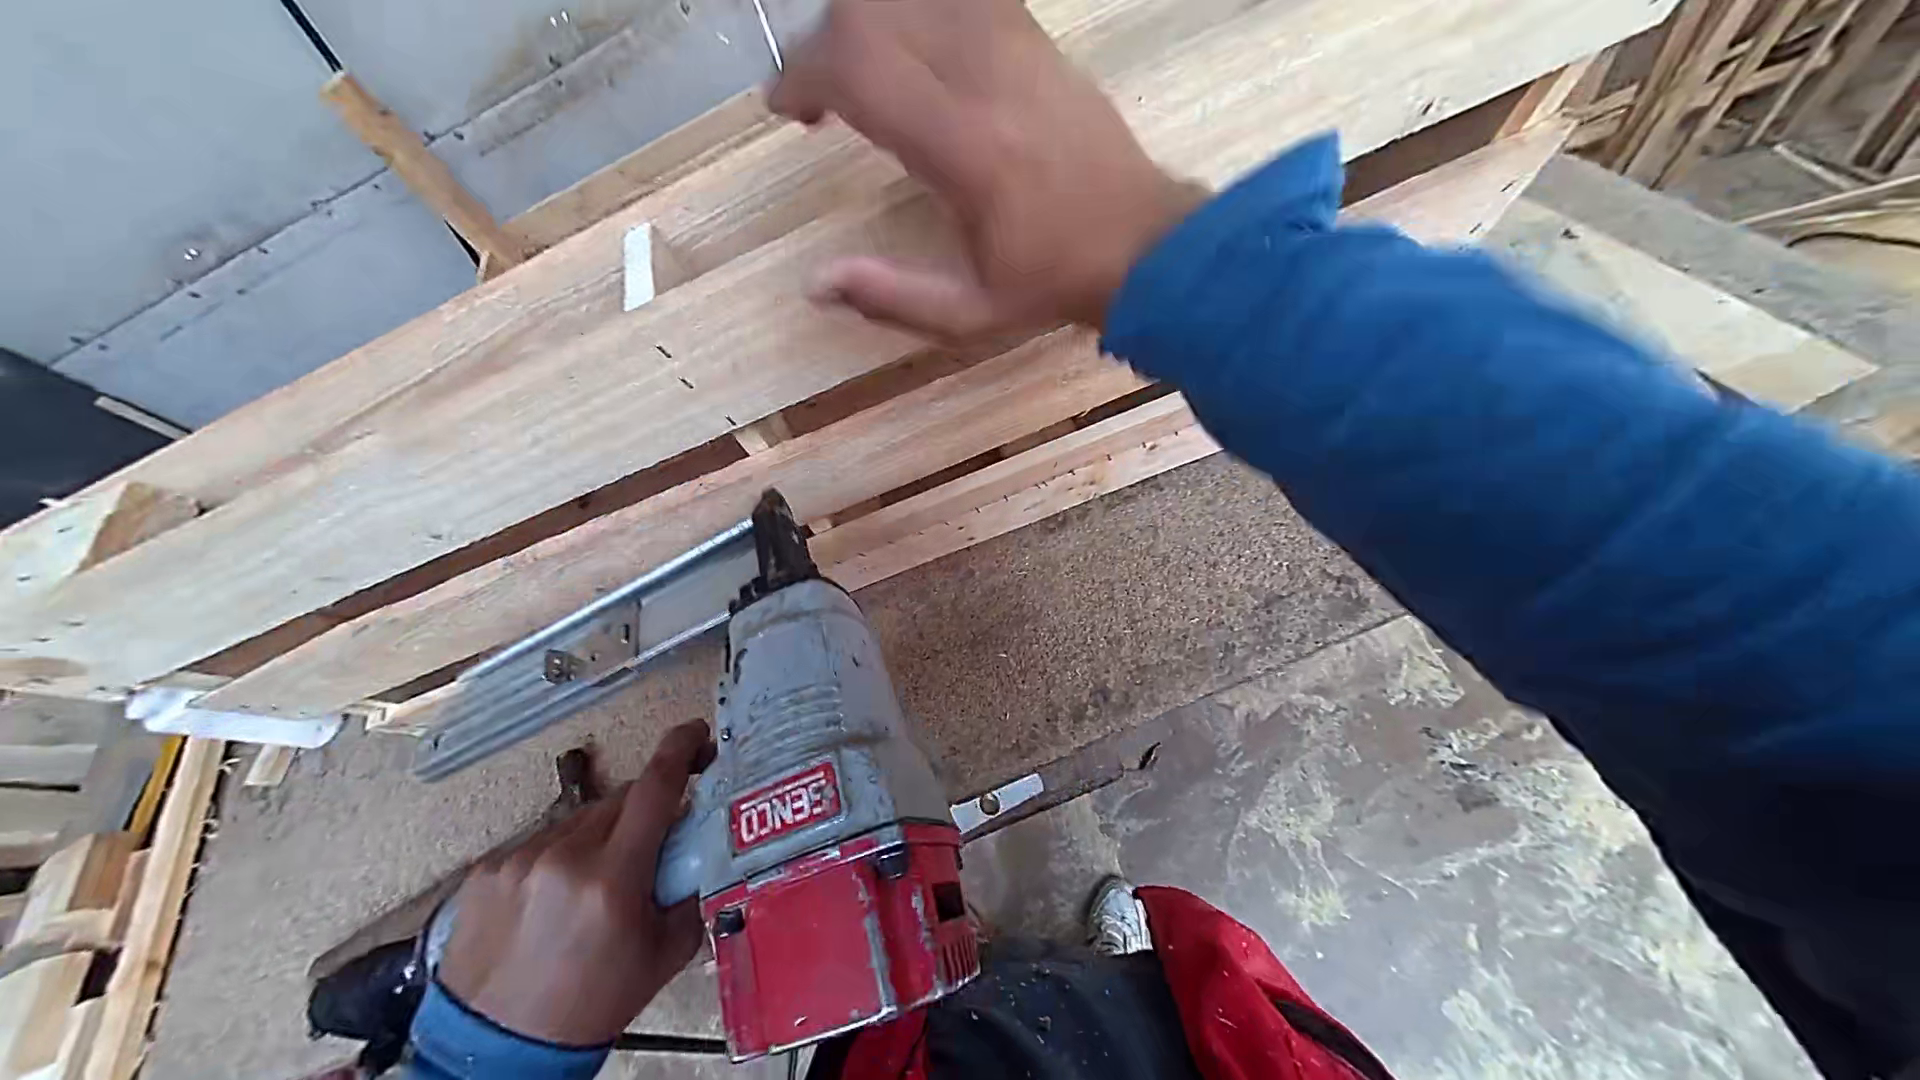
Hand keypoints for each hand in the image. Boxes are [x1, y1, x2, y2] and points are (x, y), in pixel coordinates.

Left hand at [437, 721, 716, 1045]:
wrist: (492, 1055)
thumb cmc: (592, 1003)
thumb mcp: (665, 951)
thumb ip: (691, 889)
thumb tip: (702, 845)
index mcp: (613, 877)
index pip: (656, 787)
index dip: (682, 748)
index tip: (698, 732)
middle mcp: (564, 857)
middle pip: (624, 798)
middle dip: (647, 808)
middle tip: (654, 841)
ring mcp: (518, 861)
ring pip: (583, 818)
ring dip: (603, 832)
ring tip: (598, 880)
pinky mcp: (486, 872)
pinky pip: (543, 841)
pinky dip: (562, 854)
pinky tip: (556, 895)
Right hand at [770, 0, 1205, 337]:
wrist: (1143, 247)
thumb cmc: (1051, 285)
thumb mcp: (969, 316)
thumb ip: (890, 297)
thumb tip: (815, 284)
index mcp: (965, 149)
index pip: (858, 66)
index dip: (802, 74)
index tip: (787, 109)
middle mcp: (985, 78)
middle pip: (873, 9)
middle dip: (824, 43)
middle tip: (819, 99)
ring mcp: (1017, 48)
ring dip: (869, 21)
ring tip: (861, 76)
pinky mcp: (1037, 40)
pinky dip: (918, 11)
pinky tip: (913, 52)